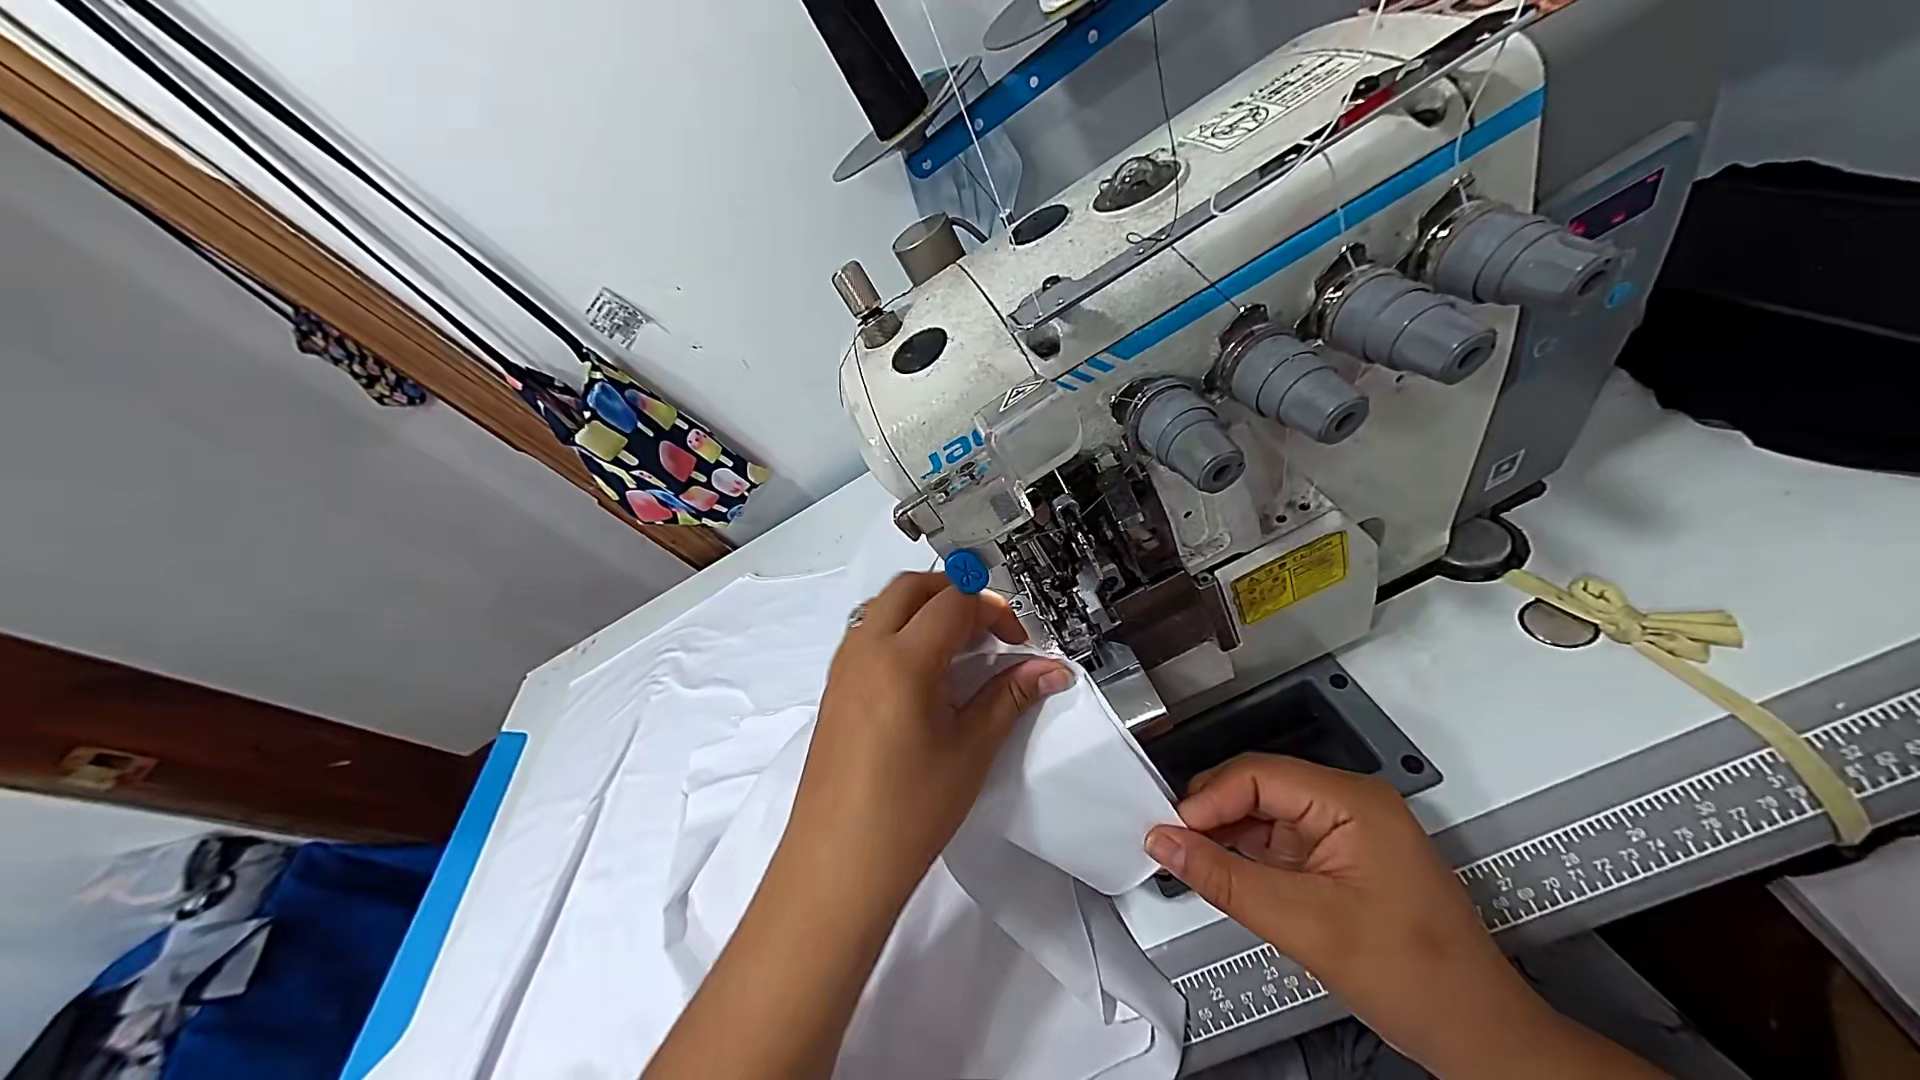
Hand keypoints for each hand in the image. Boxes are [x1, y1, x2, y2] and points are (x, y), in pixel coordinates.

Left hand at [785, 572, 1072, 903]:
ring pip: (886, 605)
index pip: (955, 602)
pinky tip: (926, 673)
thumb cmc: (901, 816)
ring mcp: (844, 669)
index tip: (1016, 640)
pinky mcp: (835, 689)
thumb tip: (1045, 671)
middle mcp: (865, 653)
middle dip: (958, 591)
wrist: (839, 864)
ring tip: (961, 647)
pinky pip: (868, 634)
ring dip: (926, 607)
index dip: (995, 611)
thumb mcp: (971, 749)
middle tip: (990, 625)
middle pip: (914, 586)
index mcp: (902, 661)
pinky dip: (901, 631)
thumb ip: (1010, 697)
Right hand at [1144, 755, 1660, 1078]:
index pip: (1256, 776)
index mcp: (1352, 802)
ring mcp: (1341, 829)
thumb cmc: (1424, 980)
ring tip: (1190, 860)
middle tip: (1172, 844)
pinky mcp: (1334, 854)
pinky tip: (1221, 871)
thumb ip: (1224, 877)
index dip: (1208, 800)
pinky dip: (1243, 854)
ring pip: (1260, 812)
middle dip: (1210, 814)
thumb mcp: (1304, 924)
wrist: (1477, 1037)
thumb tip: (1167, 843)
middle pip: (1255, 787)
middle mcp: (1347, 804)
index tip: (1171, 830)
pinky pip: (1273, 838)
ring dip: (1223, 834)